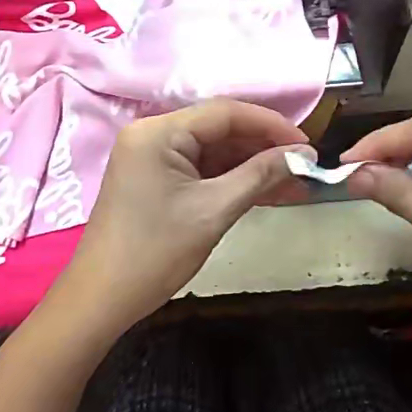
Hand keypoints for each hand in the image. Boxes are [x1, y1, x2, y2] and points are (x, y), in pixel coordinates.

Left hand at [53, 100, 310, 334]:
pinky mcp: (155, 180)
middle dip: (264, 149)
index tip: (309, 146)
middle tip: (306, 168)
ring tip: (296, 184)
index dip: (272, 126)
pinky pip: (200, 171)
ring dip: (252, 167)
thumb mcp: (214, 210)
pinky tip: (267, 192)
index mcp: (158, 132)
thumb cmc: (156, 252)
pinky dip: (231, 181)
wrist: (103, 297)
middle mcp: (152, 135)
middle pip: (219, 130)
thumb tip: (302, 156)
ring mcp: (151, 158)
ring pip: (213, 152)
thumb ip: (259, 175)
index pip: (225, 113)